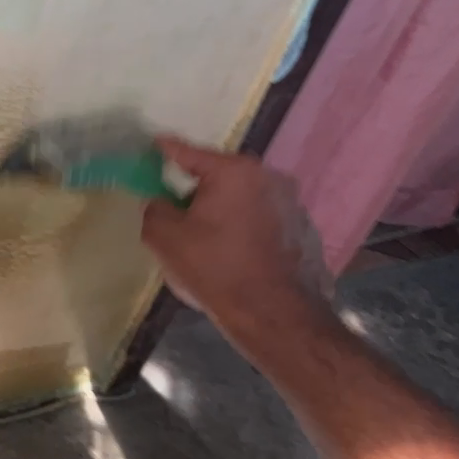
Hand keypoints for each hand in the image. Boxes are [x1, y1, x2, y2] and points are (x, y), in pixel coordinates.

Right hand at [140, 136, 336, 350]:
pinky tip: (233, 256)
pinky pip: (262, 221)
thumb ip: (154, 208)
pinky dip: (245, 230)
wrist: (275, 315)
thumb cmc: (214, 268)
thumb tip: (160, 202)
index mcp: (234, 172)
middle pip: (220, 176)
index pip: (188, 152)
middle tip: (175, 211)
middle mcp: (270, 179)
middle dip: (196, 189)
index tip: (153, 143)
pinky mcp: (305, 232)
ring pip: (243, 199)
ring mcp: (294, 206)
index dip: (165, 149)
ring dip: (223, 211)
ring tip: (205, 240)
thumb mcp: (163, 237)